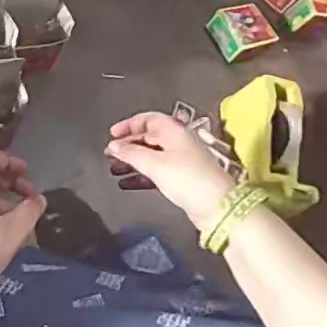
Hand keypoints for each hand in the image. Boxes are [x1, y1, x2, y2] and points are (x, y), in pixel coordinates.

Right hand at [104, 112, 237, 233]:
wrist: (216, 206)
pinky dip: (141, 175)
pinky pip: (156, 172)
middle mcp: (178, 143)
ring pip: (151, 155)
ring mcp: (180, 161)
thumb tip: (114, 146)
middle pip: (148, 137)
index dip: (129, 124)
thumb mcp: (155, 163)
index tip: (113, 134)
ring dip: (132, 161)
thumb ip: (131, 153)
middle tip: (110, 153)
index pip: (149, 119)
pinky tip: (126, 182)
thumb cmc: (187, 179)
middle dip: (128, 144)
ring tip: (114, 168)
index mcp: (175, 132)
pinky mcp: (181, 178)